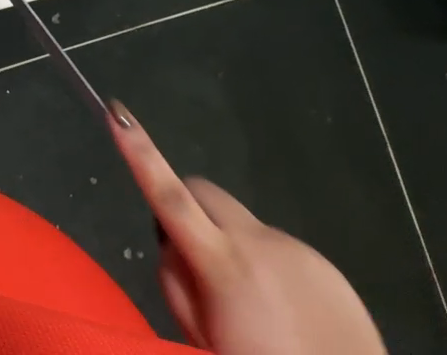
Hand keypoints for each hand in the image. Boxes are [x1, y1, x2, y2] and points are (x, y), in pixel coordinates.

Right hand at [109, 101, 386, 354]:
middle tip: (190, 257)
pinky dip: (266, 264)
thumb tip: (173, 243)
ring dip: (229, 243)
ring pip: (241, 224)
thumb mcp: (197, 336)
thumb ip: (176, 280)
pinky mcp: (327, 265)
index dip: (138, 151)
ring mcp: (297, 250)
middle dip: (186, 207)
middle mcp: (259, 242)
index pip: (167, 194)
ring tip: (248, 301)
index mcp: (222, 263)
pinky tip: (283, 309)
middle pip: (203, 192)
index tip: (119, 113)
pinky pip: (278, 248)